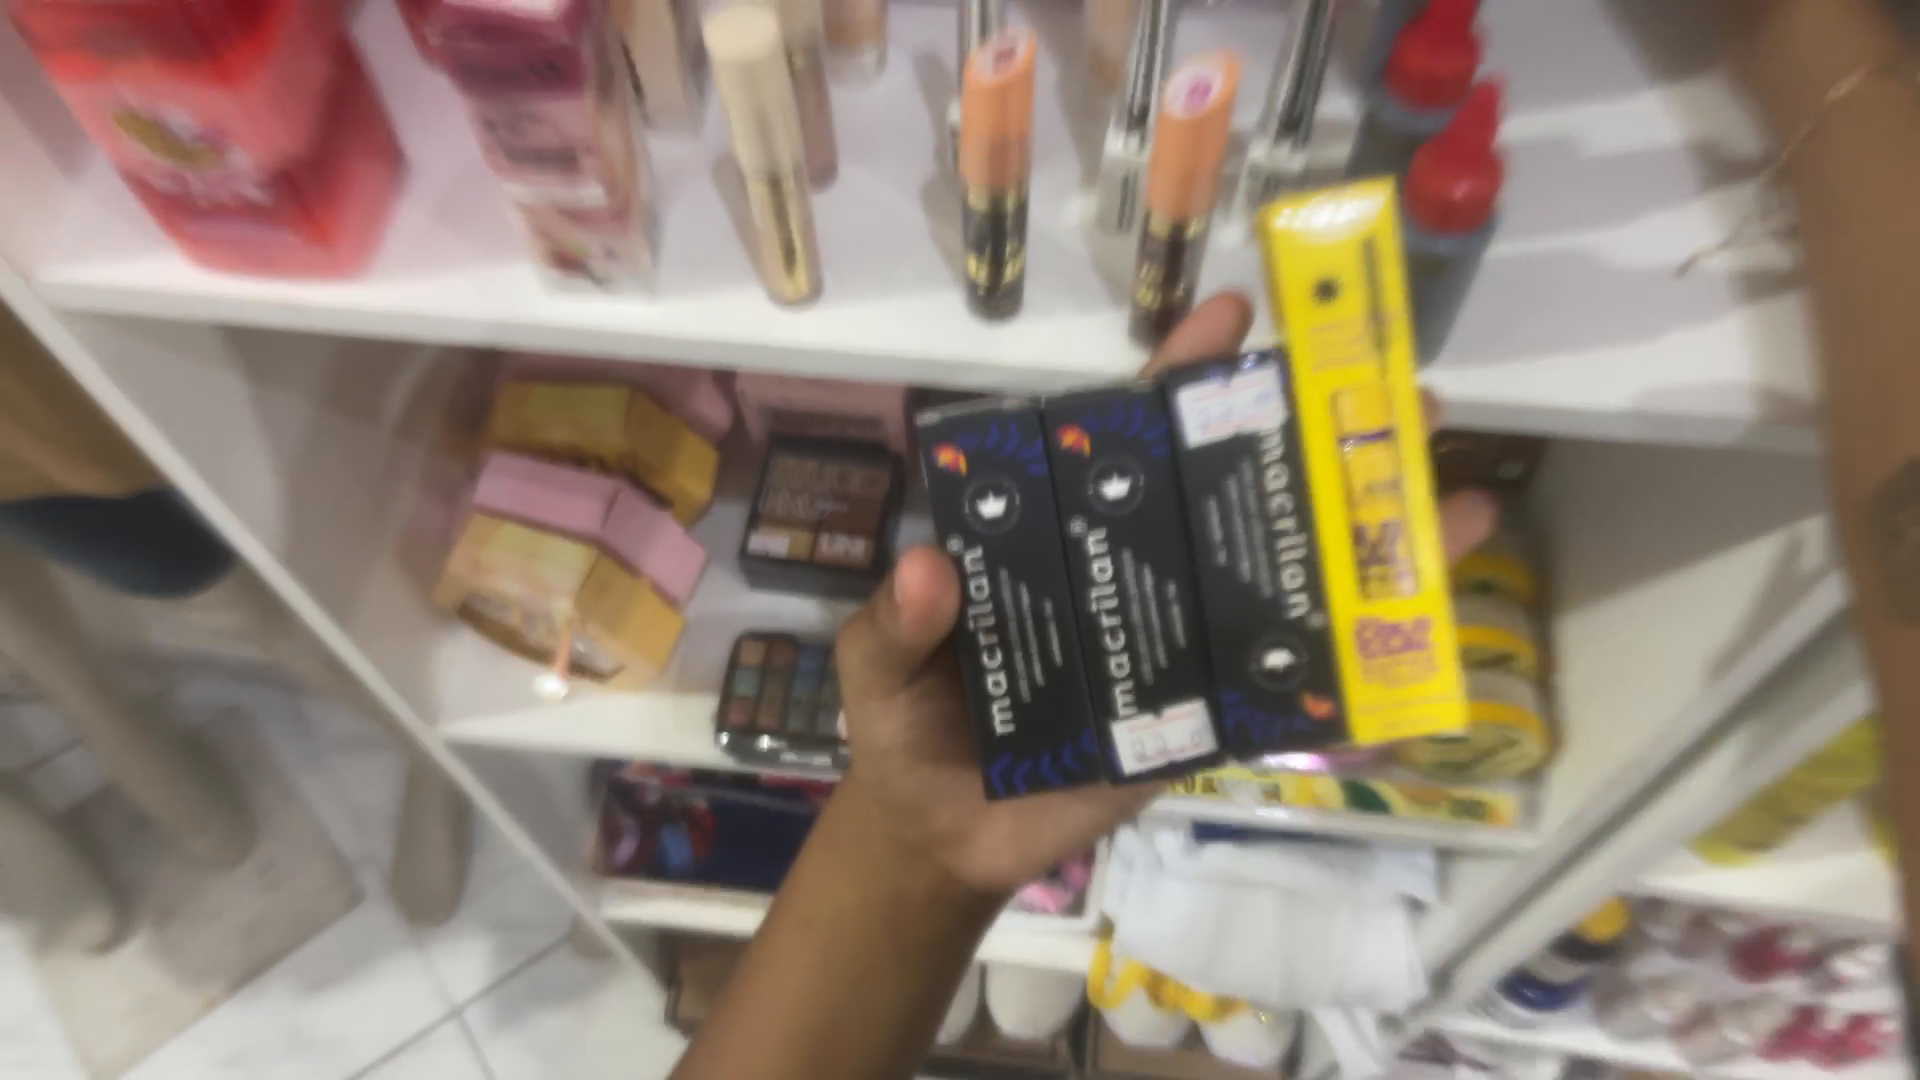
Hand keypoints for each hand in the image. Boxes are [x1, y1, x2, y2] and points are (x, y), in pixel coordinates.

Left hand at [832, 291, 1497, 897]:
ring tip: (1445, 492)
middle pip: (1208, 500)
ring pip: (1258, 585)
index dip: (1164, 385)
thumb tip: (929, 567)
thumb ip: (894, 623)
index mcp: (1049, 548)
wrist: (942, 834)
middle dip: (1293, 445)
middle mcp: (1118, 580)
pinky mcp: (1189, 724)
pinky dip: (1337, 668)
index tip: (1226, 318)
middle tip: (1385, 395)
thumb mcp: (877, 666)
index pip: (1110, 452)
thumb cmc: (905, 733)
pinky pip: (1266, 692)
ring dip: (1349, 540)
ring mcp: (1163, 650)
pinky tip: (1415, 628)